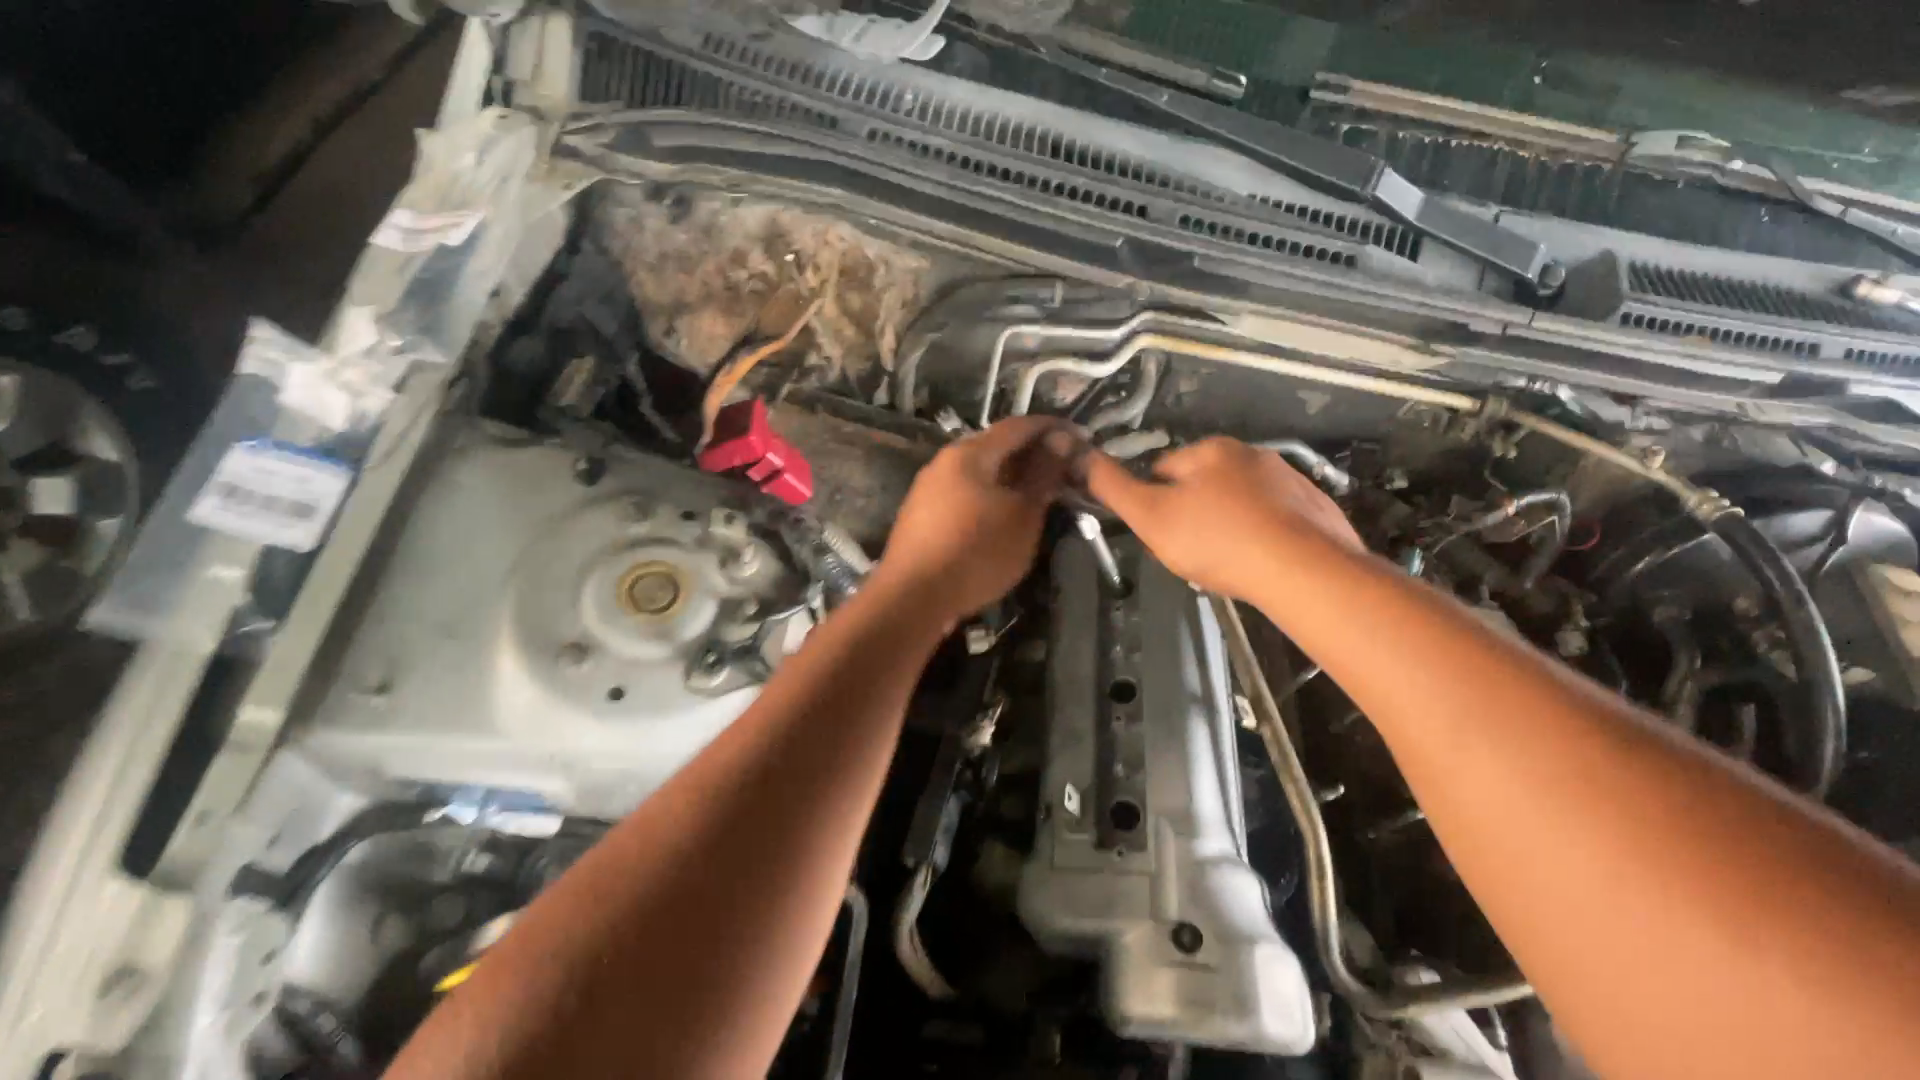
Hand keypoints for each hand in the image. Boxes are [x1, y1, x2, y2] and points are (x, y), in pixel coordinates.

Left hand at [873, 416, 1074, 623]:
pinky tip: (1002, 519)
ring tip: (1037, 497)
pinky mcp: (920, 518)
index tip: (1080, 438)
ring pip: (978, 473)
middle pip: (994, 447)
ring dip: (1009, 479)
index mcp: (969, 452)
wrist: (912, 599)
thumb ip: (1043, 476)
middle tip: (1062, 471)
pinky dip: (989, 498)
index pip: (1018, 425)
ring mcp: (927, 490)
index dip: (1052, 428)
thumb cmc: (976, 552)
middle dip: (1030, 455)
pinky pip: (963, 496)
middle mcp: (943, 462)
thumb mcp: (1023, 516)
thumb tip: (1060, 441)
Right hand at [1081, 437, 1363, 601]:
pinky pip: (1277, 520)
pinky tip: (1263, 564)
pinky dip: (1266, 537)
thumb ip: (1112, 487)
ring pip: (1242, 502)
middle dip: (1195, 515)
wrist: (1304, 570)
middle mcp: (1253, 454)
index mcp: (1211, 450)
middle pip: (1205, 485)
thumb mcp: (1150, 516)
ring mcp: (1290, 480)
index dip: (1155, 505)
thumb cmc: (1218, 540)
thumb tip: (1079, 455)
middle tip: (1194, 555)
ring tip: (1229, 564)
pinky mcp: (1316, 509)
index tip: (1162, 536)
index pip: (1163, 470)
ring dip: (1231, 525)